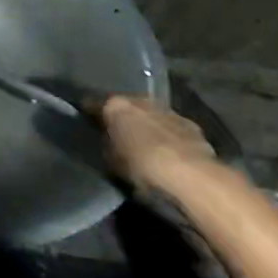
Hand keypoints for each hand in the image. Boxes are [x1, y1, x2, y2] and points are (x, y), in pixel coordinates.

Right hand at [99, 95, 218, 193]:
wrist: (190, 176)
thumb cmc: (140, 167)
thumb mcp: (111, 160)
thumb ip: (106, 144)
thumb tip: (105, 141)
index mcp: (116, 106)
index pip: (94, 104)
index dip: (88, 114)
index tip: (84, 121)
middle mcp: (141, 101)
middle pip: (127, 107)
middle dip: (122, 118)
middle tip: (116, 133)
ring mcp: (169, 111)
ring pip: (151, 116)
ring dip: (147, 126)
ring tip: (144, 143)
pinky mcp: (192, 126)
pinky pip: (172, 128)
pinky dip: (168, 136)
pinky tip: (168, 151)